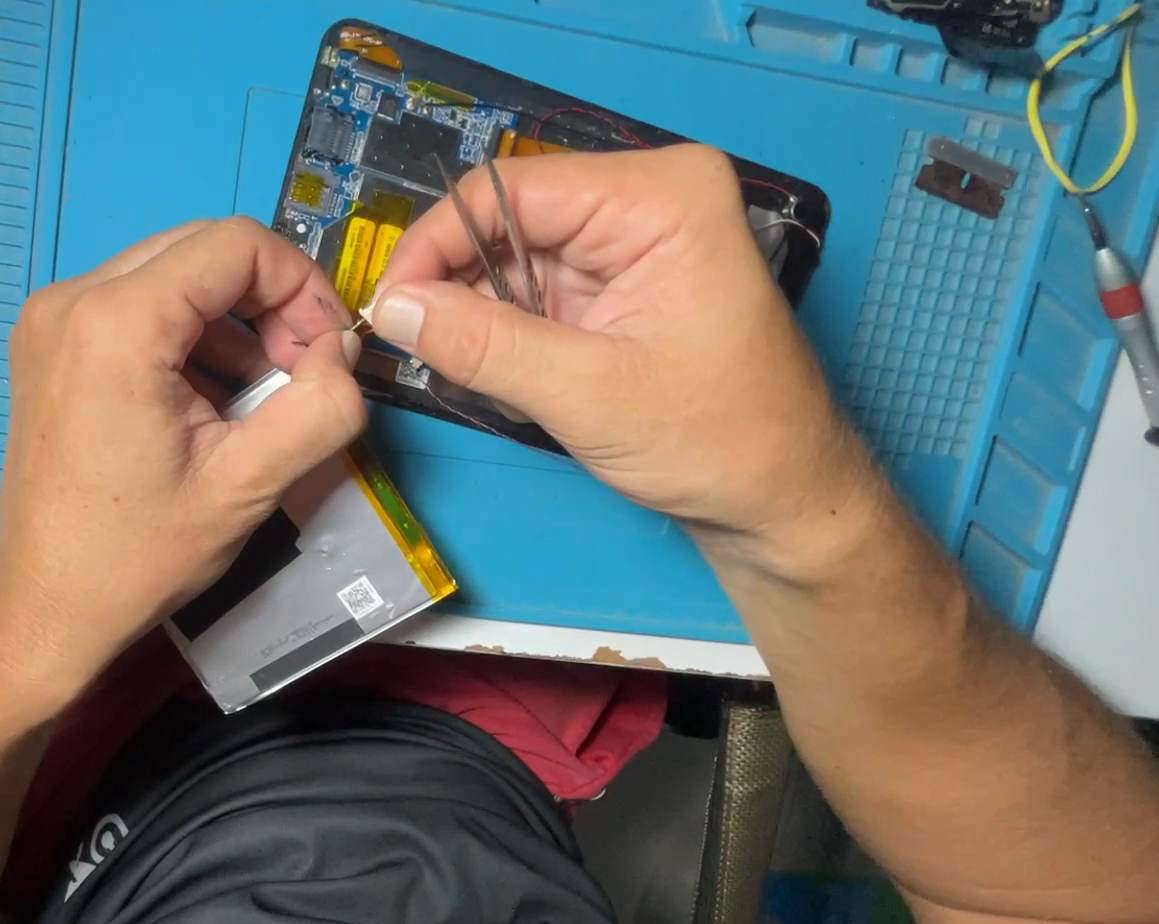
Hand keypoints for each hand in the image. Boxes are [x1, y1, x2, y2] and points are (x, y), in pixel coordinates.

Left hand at [0, 217, 366, 704]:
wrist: (49, 607)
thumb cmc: (136, 556)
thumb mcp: (248, 487)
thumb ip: (321, 409)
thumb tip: (343, 351)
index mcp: (115, 323)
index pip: (236, 244)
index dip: (300, 286)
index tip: (325, 350)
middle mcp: (70, 300)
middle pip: (201, 253)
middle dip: (266, 305)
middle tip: (294, 377)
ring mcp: (50, 323)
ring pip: (171, 279)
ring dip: (228, 329)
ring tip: (250, 404)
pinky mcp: (48, 349)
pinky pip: (136, 311)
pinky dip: (186, 343)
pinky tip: (204, 406)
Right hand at [368, 145, 882, 573]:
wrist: (772, 497)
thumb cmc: (713, 440)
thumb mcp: (587, 393)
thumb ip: (483, 346)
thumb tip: (390, 309)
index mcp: (654, 198)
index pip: (505, 192)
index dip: (433, 245)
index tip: (386, 309)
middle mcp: (633, 207)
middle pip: (498, 226)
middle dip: (450, 290)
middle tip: (417, 351)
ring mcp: (614, 253)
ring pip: (499, 268)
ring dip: (472, 325)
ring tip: (477, 378)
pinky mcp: (599, 295)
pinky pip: (517, 302)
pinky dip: (493, 343)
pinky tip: (508, 383)